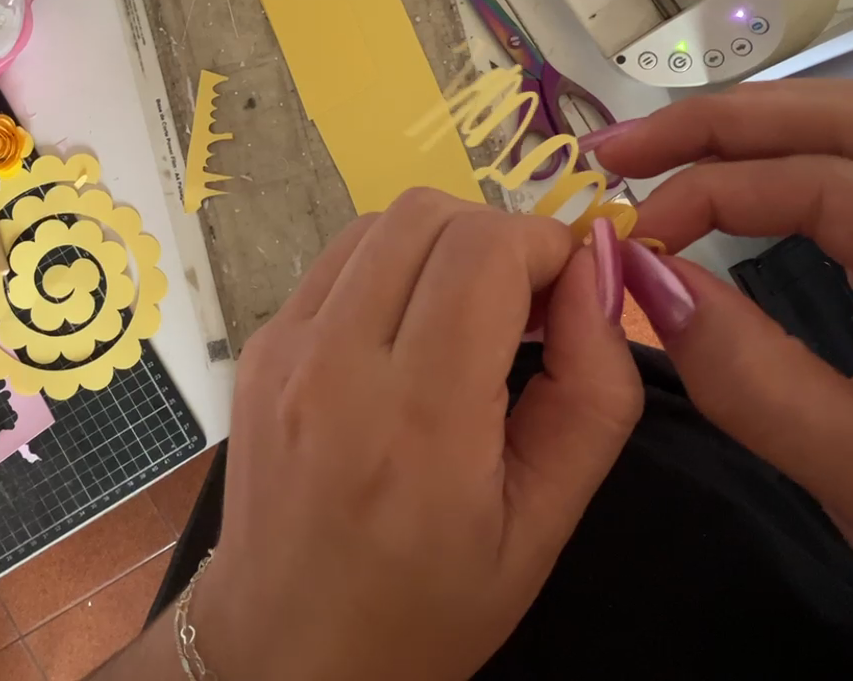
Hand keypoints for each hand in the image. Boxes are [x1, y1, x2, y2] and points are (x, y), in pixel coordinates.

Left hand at [189, 191, 641, 680]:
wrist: (287, 644)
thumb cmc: (428, 602)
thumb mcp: (544, 522)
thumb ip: (593, 391)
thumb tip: (594, 273)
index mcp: (418, 419)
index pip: (483, 250)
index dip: (543, 244)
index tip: (565, 290)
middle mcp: (334, 362)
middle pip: (425, 215)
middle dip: (494, 235)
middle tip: (519, 301)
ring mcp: (282, 344)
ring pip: (378, 223)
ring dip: (438, 245)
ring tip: (462, 313)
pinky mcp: (258, 342)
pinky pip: (337, 260)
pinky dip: (388, 267)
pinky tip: (402, 329)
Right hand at [595, 79, 852, 679]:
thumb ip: (743, 372)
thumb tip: (637, 270)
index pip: (835, 186)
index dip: (711, 192)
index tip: (626, 234)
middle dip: (720, 123)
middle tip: (616, 148)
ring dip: (753, 126)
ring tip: (658, 149)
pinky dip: (787, 158)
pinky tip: (733, 178)